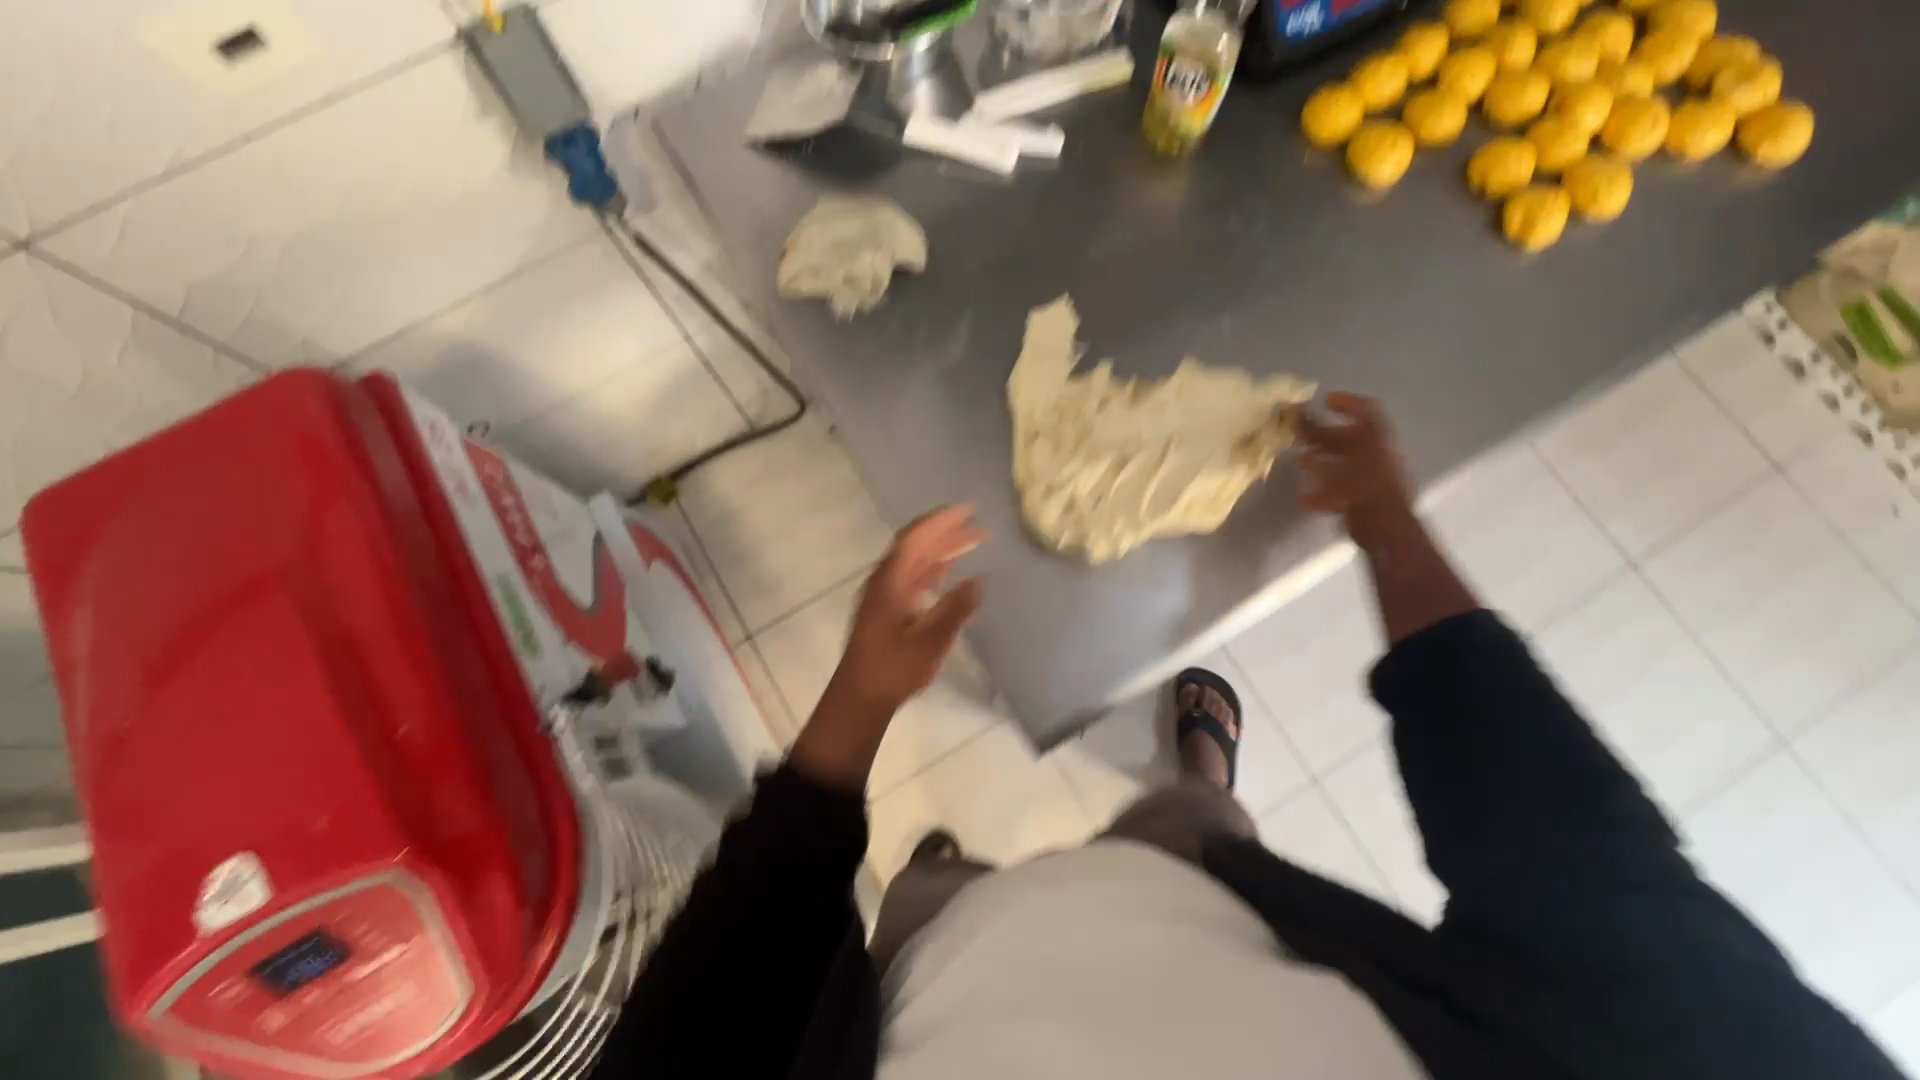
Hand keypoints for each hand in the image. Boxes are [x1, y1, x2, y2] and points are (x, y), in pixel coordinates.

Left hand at [789, 505, 986, 792]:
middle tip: (979, 528)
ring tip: (972, 543)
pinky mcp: (886, 610)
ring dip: (942, 550)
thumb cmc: (894, 668)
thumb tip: (978, 581)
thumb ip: (955, 608)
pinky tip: (949, 574)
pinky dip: (933, 570)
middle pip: (916, 546)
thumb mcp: (931, 639)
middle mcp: (885, 581)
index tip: (968, 510)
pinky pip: (912, 578)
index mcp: (891, 581)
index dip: (941, 521)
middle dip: (947, 533)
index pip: (916, 538)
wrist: (860, 697)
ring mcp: (884, 595)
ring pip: (915, 562)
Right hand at [1297, 392, 1417, 549]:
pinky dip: (1323, 488)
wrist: (1383, 527)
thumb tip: (1299, 413)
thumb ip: (1318, 435)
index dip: (1345, 401)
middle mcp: (1376, 453)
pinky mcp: (1364, 499)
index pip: (1365, 408)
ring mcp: (1371, 476)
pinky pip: (1342, 487)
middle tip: (1300, 432)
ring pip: (1344, 461)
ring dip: (1322, 458)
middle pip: (1350, 436)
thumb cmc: (1363, 486)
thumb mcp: (1338, 454)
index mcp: (1375, 437)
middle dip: (1324, 432)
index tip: (1324, 400)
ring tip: (1301, 459)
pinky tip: (1306, 495)